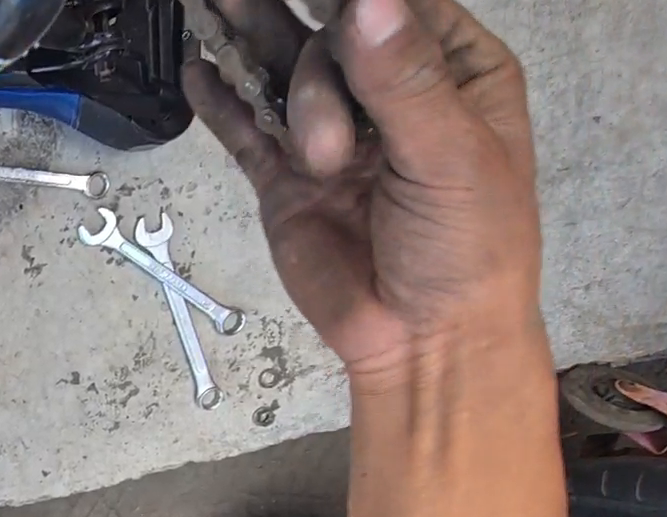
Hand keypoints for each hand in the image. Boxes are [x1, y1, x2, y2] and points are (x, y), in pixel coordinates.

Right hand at [183, 0, 542, 389]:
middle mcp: (382, 99)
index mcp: (449, 74)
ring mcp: (326, 142)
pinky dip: (222, 107)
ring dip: (248, 39)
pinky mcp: (282, 184)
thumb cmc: (467, 244)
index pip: (396, 10)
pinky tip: (198, 72)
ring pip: (282, 81)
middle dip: (295, 25)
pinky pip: (247, 137)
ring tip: (210, 0)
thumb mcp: (450, 156)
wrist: (419, 334)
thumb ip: (403, 82)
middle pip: (329, 40)